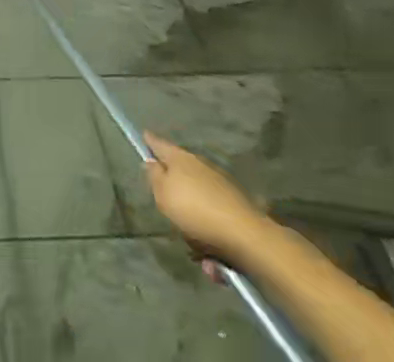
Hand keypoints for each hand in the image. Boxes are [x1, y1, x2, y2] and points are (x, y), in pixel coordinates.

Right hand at [143, 132, 275, 261]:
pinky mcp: (240, 210)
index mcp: (182, 159)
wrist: (249, 239)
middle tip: (167, 208)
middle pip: (181, 173)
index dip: (150, 141)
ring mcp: (224, 188)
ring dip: (194, 221)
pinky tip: (211, 257)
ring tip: (194, 247)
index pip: (160, 144)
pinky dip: (212, 235)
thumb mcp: (162, 193)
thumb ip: (153, 176)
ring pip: (199, 201)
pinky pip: (216, 219)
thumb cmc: (196, 211)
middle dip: (174, 190)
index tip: (144, 137)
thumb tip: (153, 163)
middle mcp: (203, 168)